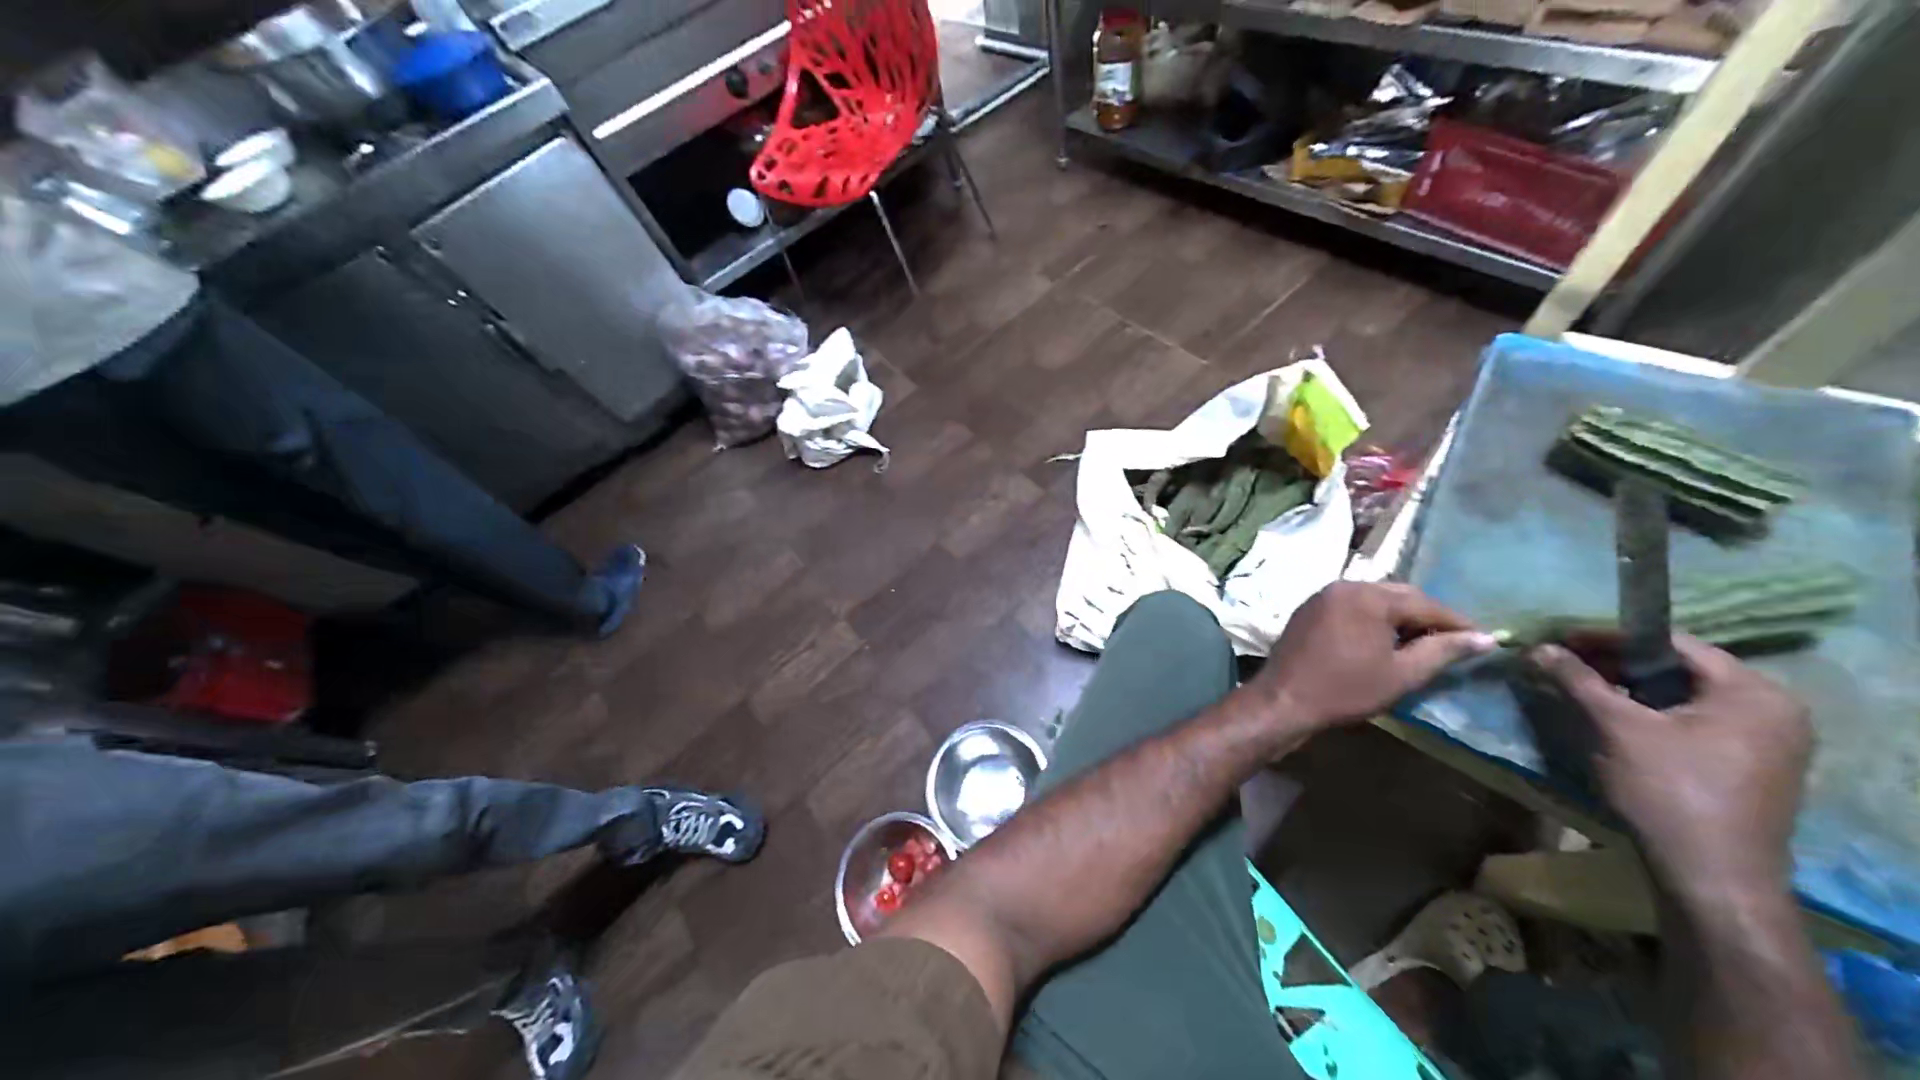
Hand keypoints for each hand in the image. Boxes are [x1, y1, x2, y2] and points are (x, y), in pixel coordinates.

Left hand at [1250, 582, 1496, 732]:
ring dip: (1400, 617)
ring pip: (1375, 599)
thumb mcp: (1403, 674)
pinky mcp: (1310, 608)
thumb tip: (1485, 638)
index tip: (1483, 640)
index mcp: (1368, 596)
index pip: (1426, 604)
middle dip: (1428, 617)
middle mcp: (1345, 585)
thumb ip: (1443, 651)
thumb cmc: (1345, 690)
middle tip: (1452, 643)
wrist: (1283, 700)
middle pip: (1400, 595)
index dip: (1457, 623)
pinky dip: (1373, 619)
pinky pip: (1352, 606)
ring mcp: (1323, 595)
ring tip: (1421, 645)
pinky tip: (1383, 641)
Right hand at [1532, 635, 1811, 902]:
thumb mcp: (1615, 727)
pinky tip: (1615, 719)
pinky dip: (1651, 713)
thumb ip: (1577, 680)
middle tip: (1565, 662)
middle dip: (1617, 663)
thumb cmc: (1668, 789)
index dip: (1609, 636)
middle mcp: (1772, 709)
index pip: (1672, 643)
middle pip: (1680, 669)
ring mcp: (1767, 740)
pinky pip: (1694, 721)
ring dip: (1630, 689)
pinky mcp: (1751, 764)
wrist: (1712, 874)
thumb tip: (1538, 647)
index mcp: (1753, 692)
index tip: (1561, 638)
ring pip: (1684, 696)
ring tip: (1581, 688)